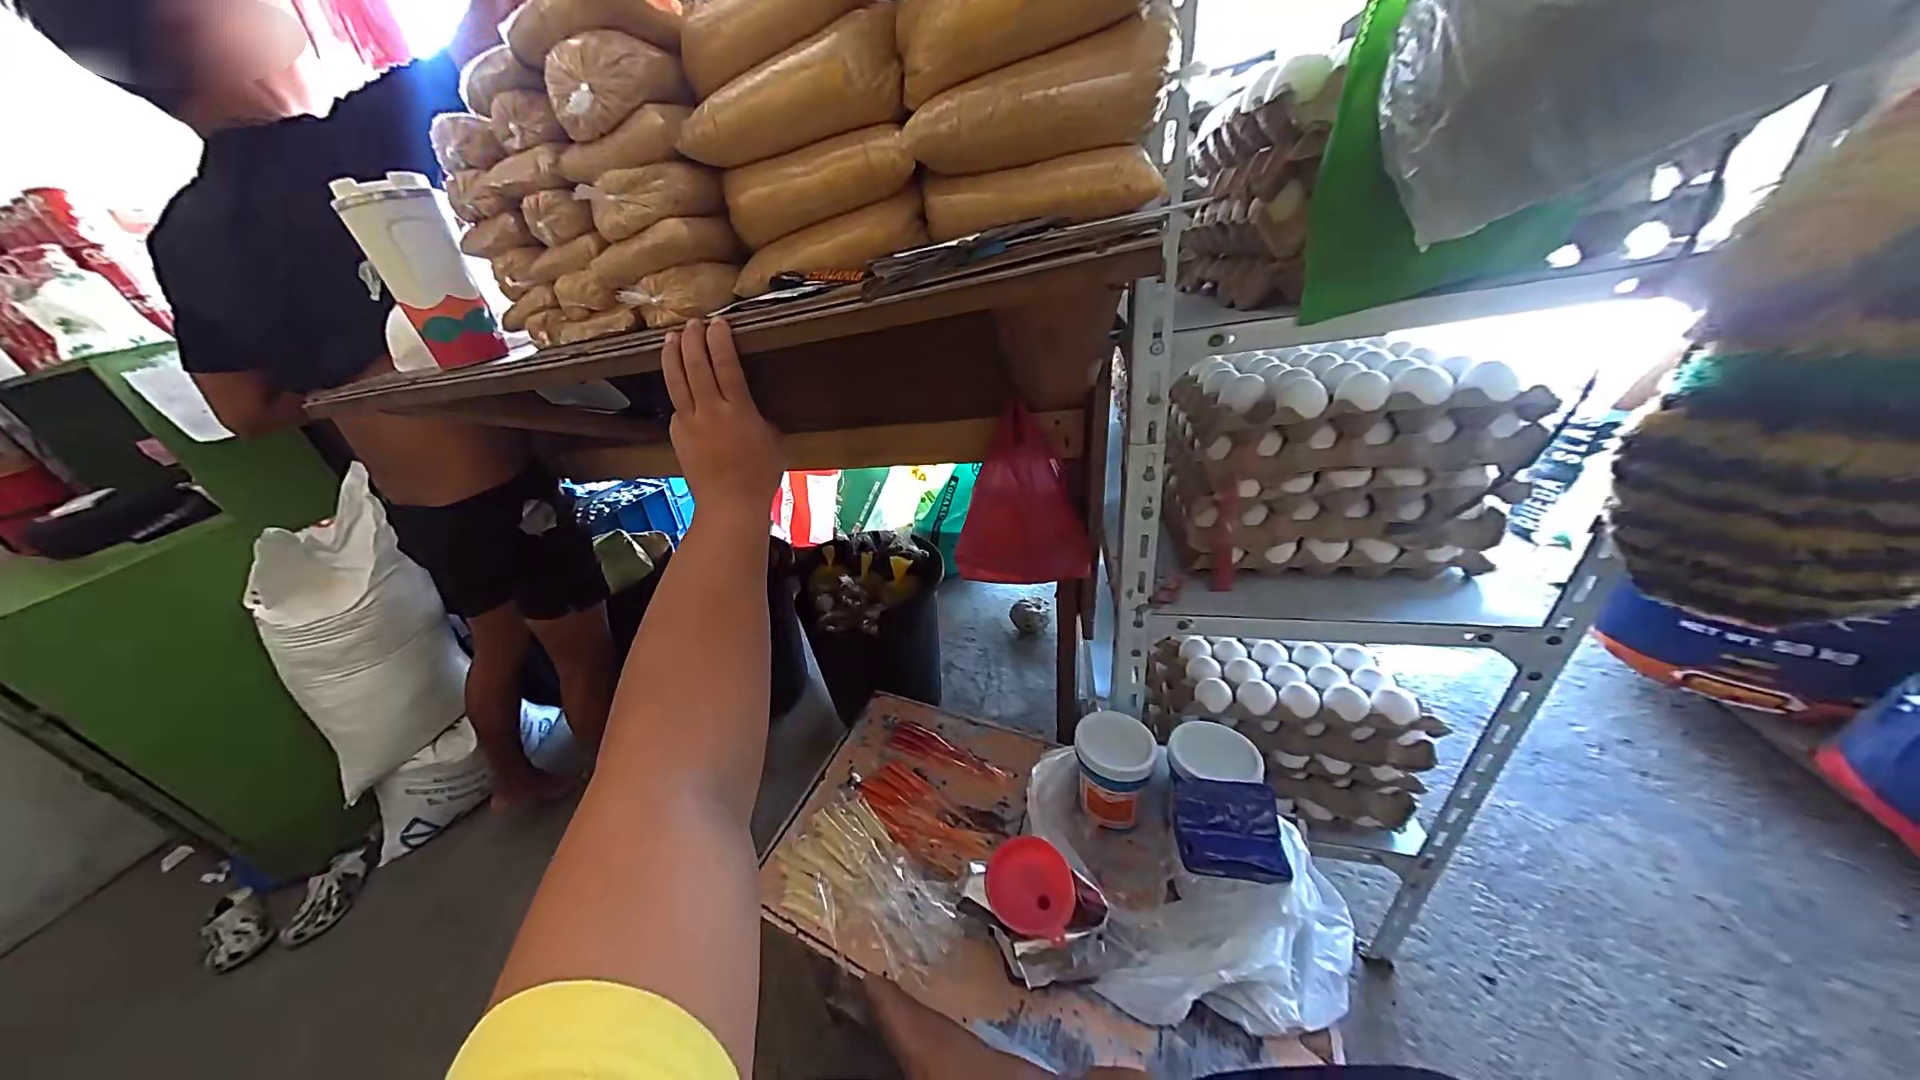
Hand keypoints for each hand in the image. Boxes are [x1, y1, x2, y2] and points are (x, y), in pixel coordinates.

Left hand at [662, 318, 782, 521]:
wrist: (730, 504)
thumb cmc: (761, 475)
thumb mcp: (773, 440)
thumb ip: (758, 417)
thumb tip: (748, 407)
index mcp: (739, 411)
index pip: (726, 366)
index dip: (721, 341)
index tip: (719, 323)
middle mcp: (710, 412)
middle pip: (696, 366)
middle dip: (694, 340)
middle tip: (694, 322)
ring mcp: (689, 423)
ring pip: (676, 381)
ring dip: (673, 355)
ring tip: (672, 337)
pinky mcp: (677, 435)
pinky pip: (677, 406)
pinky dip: (678, 389)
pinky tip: (680, 383)